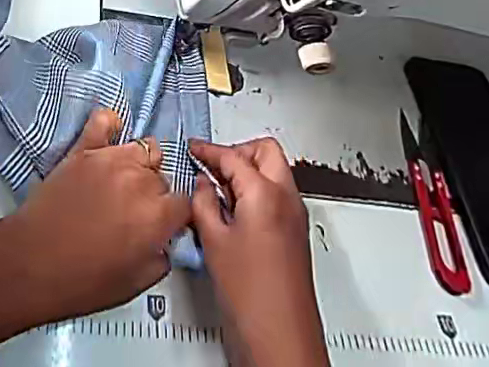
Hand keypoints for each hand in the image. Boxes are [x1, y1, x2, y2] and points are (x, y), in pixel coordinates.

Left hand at [0, 107, 191, 324]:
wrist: (35, 260)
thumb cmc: (84, 279)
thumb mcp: (137, 282)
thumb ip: (161, 256)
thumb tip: (163, 240)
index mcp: (157, 215)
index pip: (186, 203)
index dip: (177, 215)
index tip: (168, 223)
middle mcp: (139, 180)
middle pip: (162, 176)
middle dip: (156, 194)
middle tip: (137, 211)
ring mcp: (110, 159)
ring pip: (143, 148)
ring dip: (139, 164)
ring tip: (125, 180)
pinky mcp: (84, 149)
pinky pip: (104, 121)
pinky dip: (110, 126)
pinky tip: (109, 138)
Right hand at [190, 137, 326, 366]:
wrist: (281, 340)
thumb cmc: (251, 296)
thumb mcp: (213, 240)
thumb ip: (203, 202)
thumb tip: (202, 186)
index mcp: (266, 194)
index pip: (233, 156)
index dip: (208, 150)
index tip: (194, 148)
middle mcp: (287, 200)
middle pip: (265, 152)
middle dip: (237, 151)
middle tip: (212, 163)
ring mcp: (295, 217)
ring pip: (273, 172)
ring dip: (248, 171)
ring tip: (217, 187)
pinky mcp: (294, 235)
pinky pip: (276, 195)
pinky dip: (255, 191)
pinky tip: (232, 209)